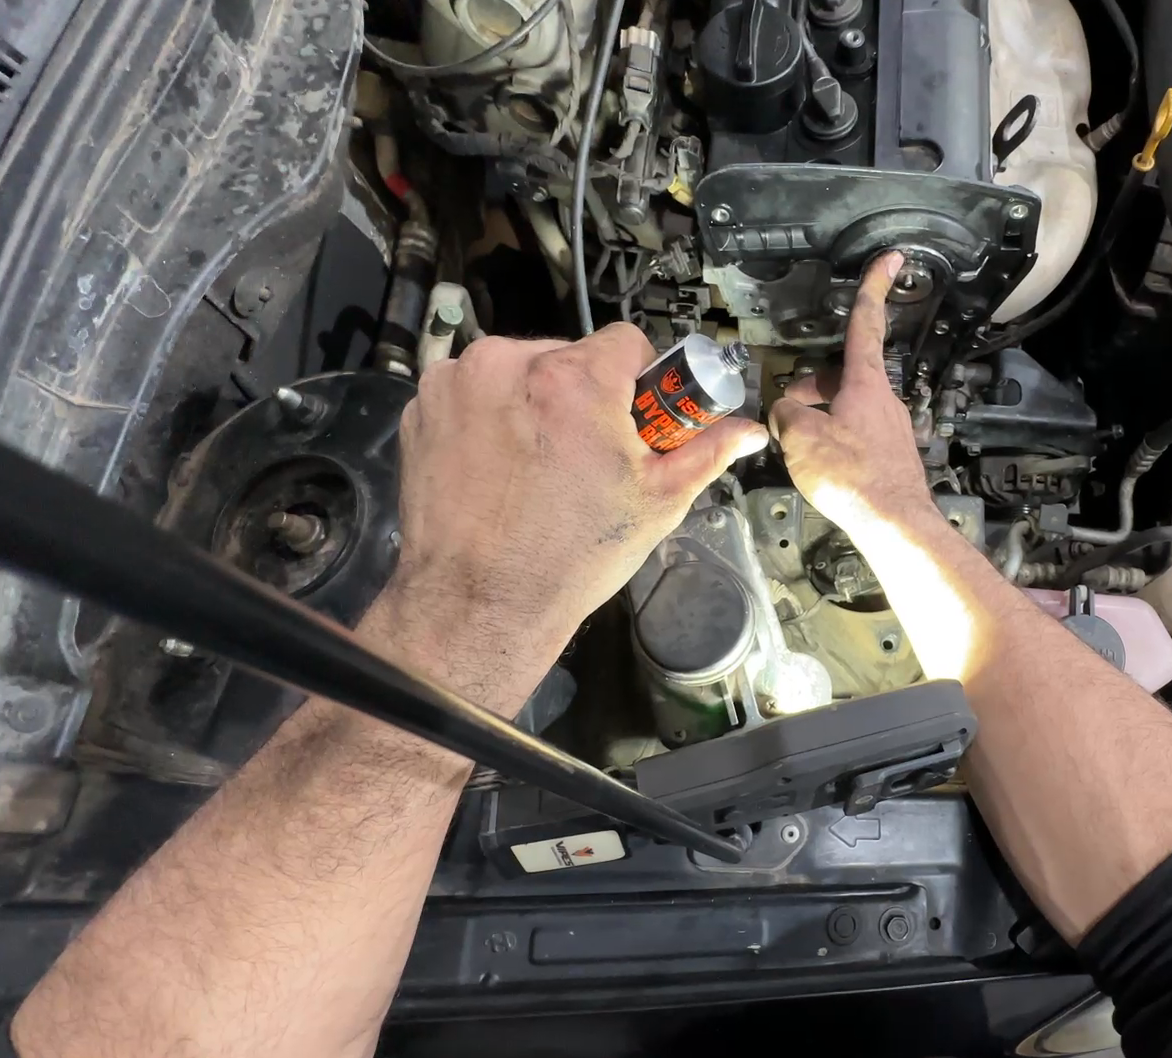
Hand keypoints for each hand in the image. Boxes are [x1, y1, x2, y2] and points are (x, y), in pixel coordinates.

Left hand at [374, 326, 766, 700]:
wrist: (480, 603)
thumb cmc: (576, 553)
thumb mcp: (659, 501)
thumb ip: (708, 451)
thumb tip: (750, 431)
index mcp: (576, 379)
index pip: (626, 341)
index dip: (641, 379)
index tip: (635, 416)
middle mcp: (509, 362)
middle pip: (571, 357)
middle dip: (586, 394)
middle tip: (588, 451)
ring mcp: (458, 382)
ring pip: (520, 370)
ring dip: (536, 400)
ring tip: (541, 463)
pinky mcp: (422, 407)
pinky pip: (474, 391)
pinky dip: (491, 415)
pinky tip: (500, 466)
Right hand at [769, 252, 940, 536]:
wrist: (893, 522)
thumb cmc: (850, 475)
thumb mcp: (800, 437)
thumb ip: (785, 414)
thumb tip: (785, 412)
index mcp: (865, 382)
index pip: (865, 323)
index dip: (872, 286)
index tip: (892, 256)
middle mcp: (885, 399)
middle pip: (845, 375)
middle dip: (815, 384)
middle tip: (789, 406)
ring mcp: (893, 427)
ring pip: (851, 407)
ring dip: (824, 414)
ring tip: (801, 444)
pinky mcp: (894, 455)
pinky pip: (860, 434)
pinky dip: (839, 438)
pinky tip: (826, 465)